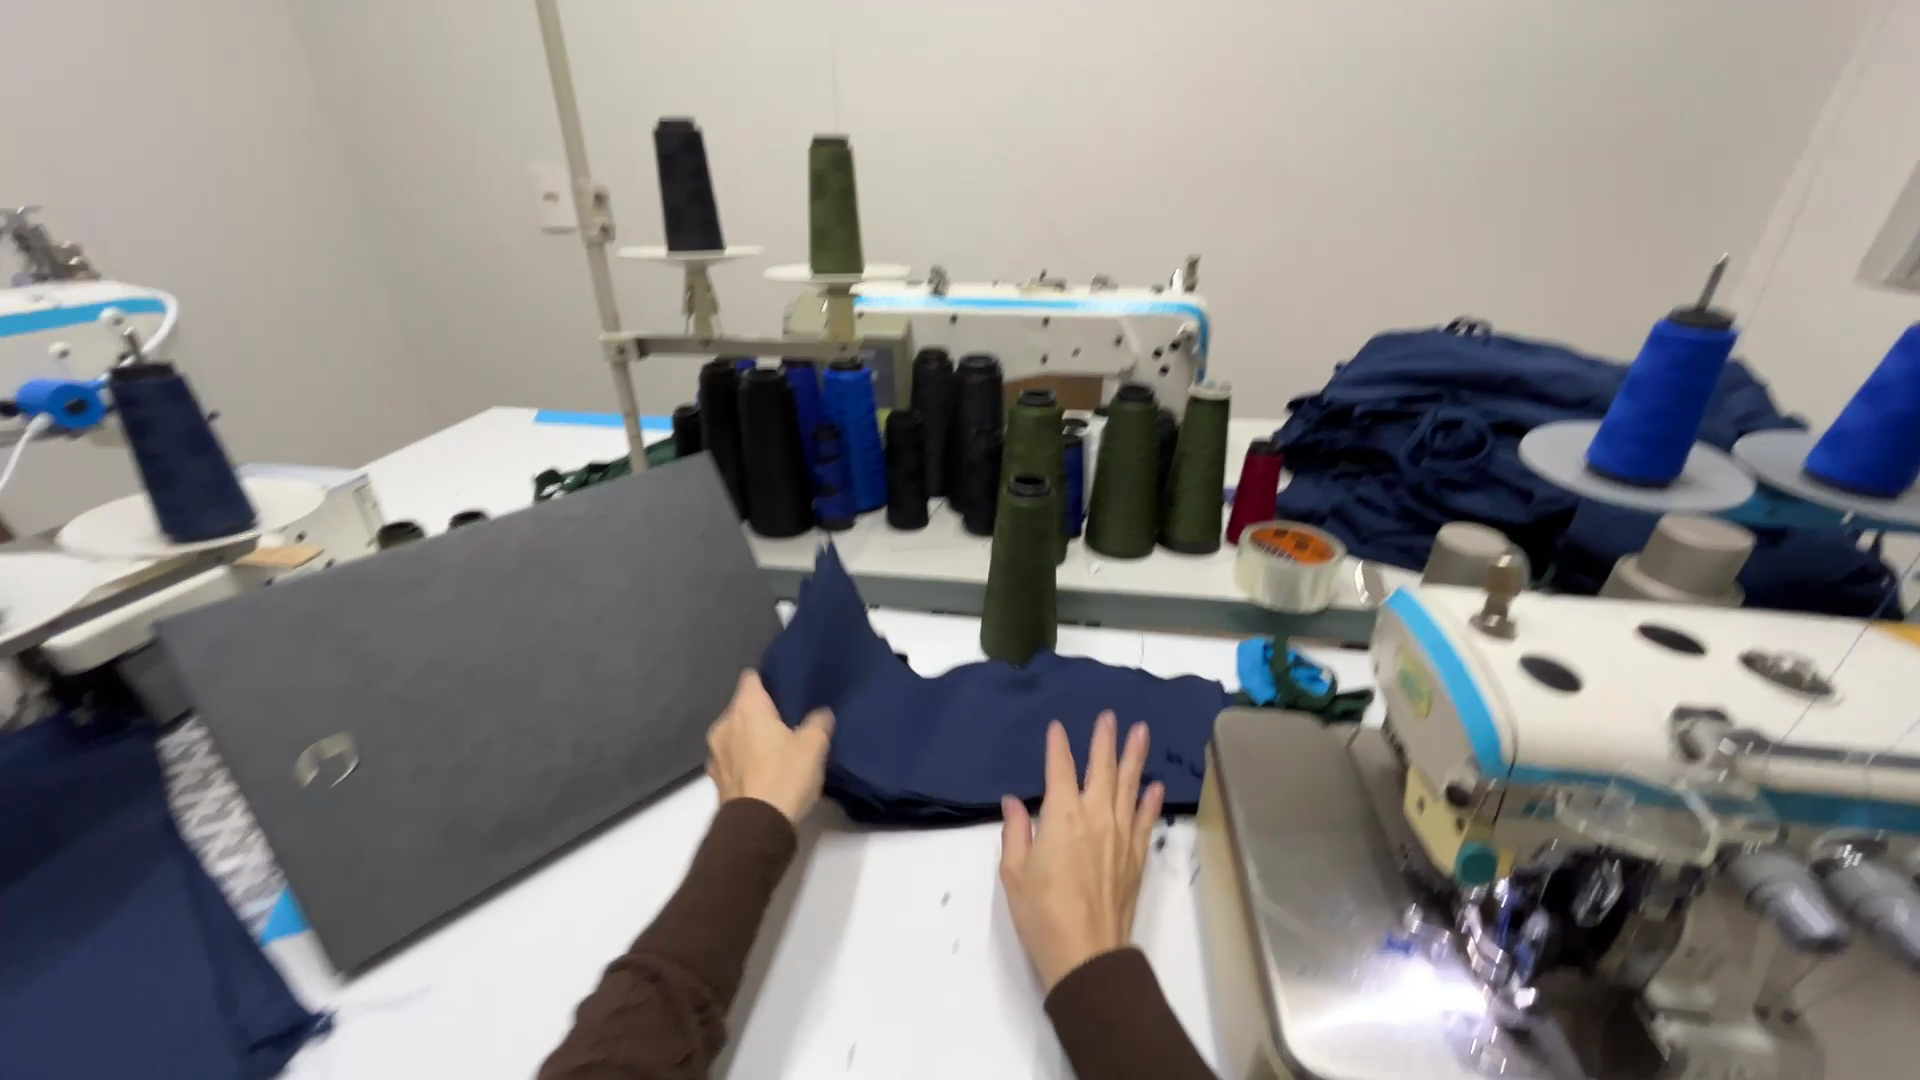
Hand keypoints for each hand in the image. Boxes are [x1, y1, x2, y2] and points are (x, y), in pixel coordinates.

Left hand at [706, 670, 834, 823]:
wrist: (757, 827)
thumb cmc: (784, 775)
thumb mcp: (814, 746)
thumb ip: (818, 723)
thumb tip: (821, 714)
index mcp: (746, 708)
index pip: (751, 678)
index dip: (767, 681)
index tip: (783, 689)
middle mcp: (724, 724)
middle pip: (742, 707)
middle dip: (760, 712)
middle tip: (785, 721)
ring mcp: (715, 752)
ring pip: (734, 733)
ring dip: (749, 737)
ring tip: (774, 748)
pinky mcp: (715, 779)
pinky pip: (731, 758)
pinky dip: (743, 760)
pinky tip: (761, 772)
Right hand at [999, 711, 1164, 990]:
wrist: (1086, 954)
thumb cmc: (1042, 913)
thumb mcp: (1014, 872)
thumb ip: (1016, 831)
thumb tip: (1014, 801)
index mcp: (1061, 816)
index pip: (1060, 769)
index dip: (1058, 745)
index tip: (1058, 726)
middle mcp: (1095, 817)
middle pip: (1102, 769)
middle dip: (1104, 740)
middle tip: (1110, 716)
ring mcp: (1120, 835)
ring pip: (1129, 786)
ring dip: (1135, 757)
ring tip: (1141, 731)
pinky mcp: (1136, 856)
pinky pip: (1145, 820)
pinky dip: (1150, 800)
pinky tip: (1154, 785)